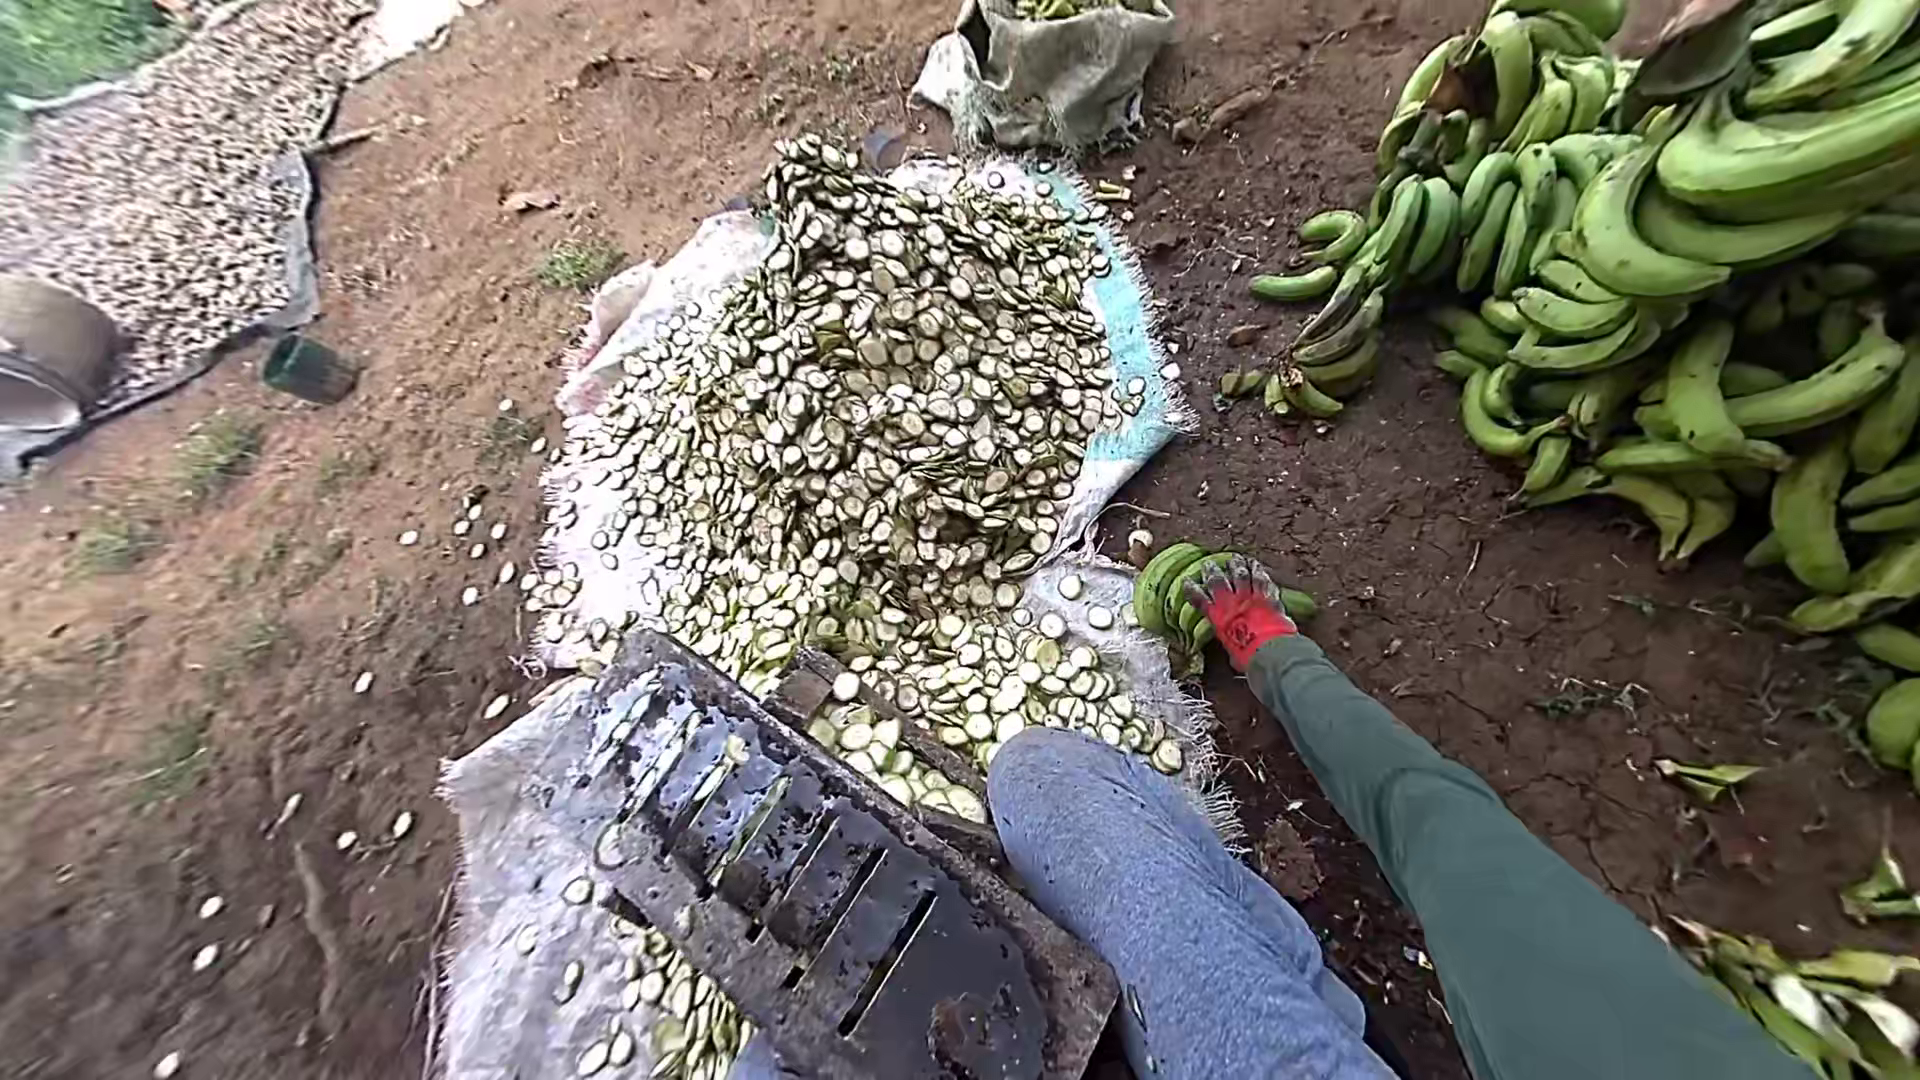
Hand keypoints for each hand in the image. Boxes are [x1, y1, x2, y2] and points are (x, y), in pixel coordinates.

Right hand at [1184, 554, 1296, 671]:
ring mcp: (1248, 596)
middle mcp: (1229, 602)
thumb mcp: (1232, 651)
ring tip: (1232, 559)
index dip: (1191, 589)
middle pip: (1216, 581)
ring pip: (1238, 574)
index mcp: (1217, 617)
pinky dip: (1257, 569)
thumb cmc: (1248, 656)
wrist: (1269, 650)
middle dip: (1211, 571)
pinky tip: (1254, 563)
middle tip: (1207, 564)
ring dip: (1235, 565)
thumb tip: (1236, 655)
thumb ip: (1232, 644)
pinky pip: (1260, 578)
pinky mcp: (1266, 595)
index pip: (1199, 599)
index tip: (1186, 580)